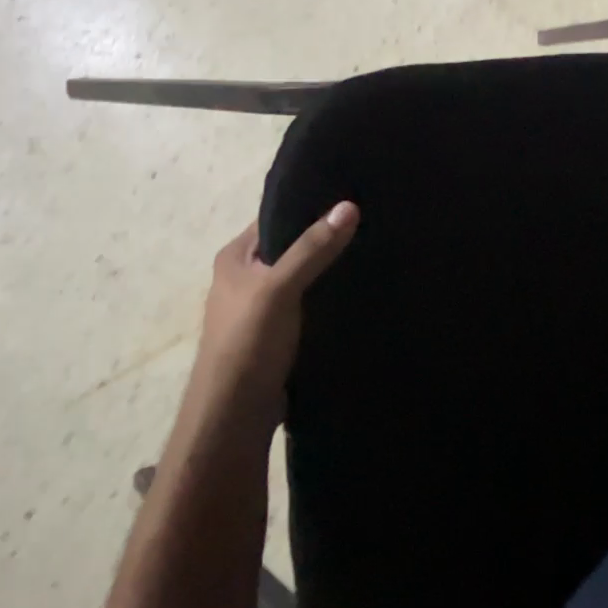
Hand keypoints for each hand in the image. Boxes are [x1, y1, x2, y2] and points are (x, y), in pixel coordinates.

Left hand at [193, 202, 359, 412]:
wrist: (236, 414)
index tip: (350, 193)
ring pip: (303, 275)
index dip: (309, 204)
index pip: (276, 216)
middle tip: (371, 219)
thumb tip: (348, 205)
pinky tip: (359, 289)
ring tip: (373, 248)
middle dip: (325, 235)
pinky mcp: (279, 332)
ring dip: (330, 268)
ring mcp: (262, 306)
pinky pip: (309, 302)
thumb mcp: (280, 288)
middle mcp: (245, 277)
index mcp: (235, 258)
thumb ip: (313, 248)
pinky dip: (329, 295)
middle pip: (292, 245)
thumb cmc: (248, 343)